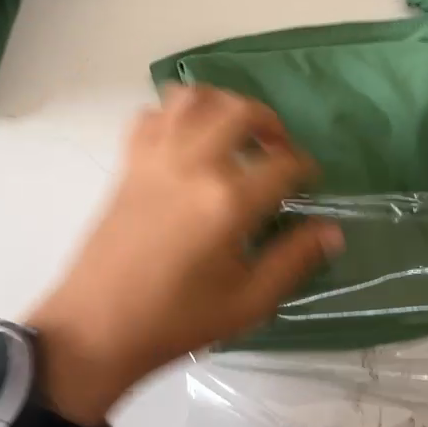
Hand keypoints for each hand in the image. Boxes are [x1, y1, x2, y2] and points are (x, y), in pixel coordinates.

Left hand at [27, 85, 340, 424]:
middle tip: (279, 150)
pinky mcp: (128, 162)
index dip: (305, 169)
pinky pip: (153, 115)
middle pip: (241, 111)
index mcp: (228, 201)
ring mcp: (155, 157)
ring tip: (235, 132)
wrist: (96, 329)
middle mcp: (193, 164)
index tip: (309, 182)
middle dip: (271, 123)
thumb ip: (293, 261)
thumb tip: (331, 230)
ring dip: (223, 105)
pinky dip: (175, 115)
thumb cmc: (176, 321)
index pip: (283, 164)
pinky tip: (187, 141)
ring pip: (194, 97)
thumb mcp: (247, 303)